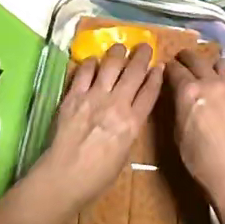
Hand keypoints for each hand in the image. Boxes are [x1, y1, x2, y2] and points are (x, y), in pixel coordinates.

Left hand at [36, 43, 162, 203]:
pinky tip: (94, 60)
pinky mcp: (73, 96)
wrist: (64, 176)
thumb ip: (129, 130)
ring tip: (120, 47)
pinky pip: (84, 73)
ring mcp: (94, 97)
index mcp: (133, 122)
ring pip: (110, 66)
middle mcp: (117, 104)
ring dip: (117, 54)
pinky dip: (91, 63)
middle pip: (133, 73)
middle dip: (141, 57)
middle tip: (144, 46)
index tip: (160, 66)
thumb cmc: (97, 176)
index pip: (150, 92)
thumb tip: (128, 117)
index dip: (156, 77)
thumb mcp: (124, 154)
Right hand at [164, 49, 224, 199]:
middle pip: (198, 58)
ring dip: (214, 67)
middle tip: (184, 59)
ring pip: (224, 64)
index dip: (170, 67)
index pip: (175, 69)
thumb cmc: (199, 157)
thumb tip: (180, 96)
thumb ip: (179, 107)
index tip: (168, 68)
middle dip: (188, 57)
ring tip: (212, 74)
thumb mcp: (178, 131)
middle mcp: (212, 82)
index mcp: (189, 91)